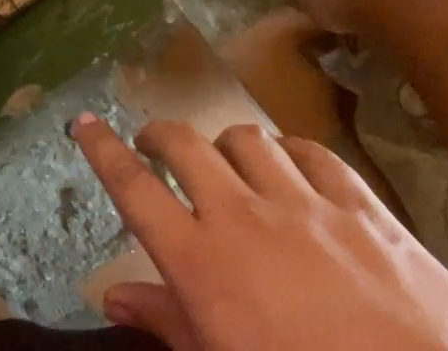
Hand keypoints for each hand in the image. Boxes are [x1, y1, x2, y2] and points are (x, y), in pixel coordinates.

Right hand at [72, 115, 447, 350]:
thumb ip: (169, 323)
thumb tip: (113, 296)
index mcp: (200, 261)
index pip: (132, 187)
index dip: (102, 149)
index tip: (83, 123)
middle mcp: (242, 217)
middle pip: (184, 145)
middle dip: (160, 134)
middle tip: (155, 145)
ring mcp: (306, 207)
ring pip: (247, 138)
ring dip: (226, 143)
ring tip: (227, 159)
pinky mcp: (365, 210)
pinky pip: (315, 154)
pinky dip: (292, 151)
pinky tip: (292, 165)